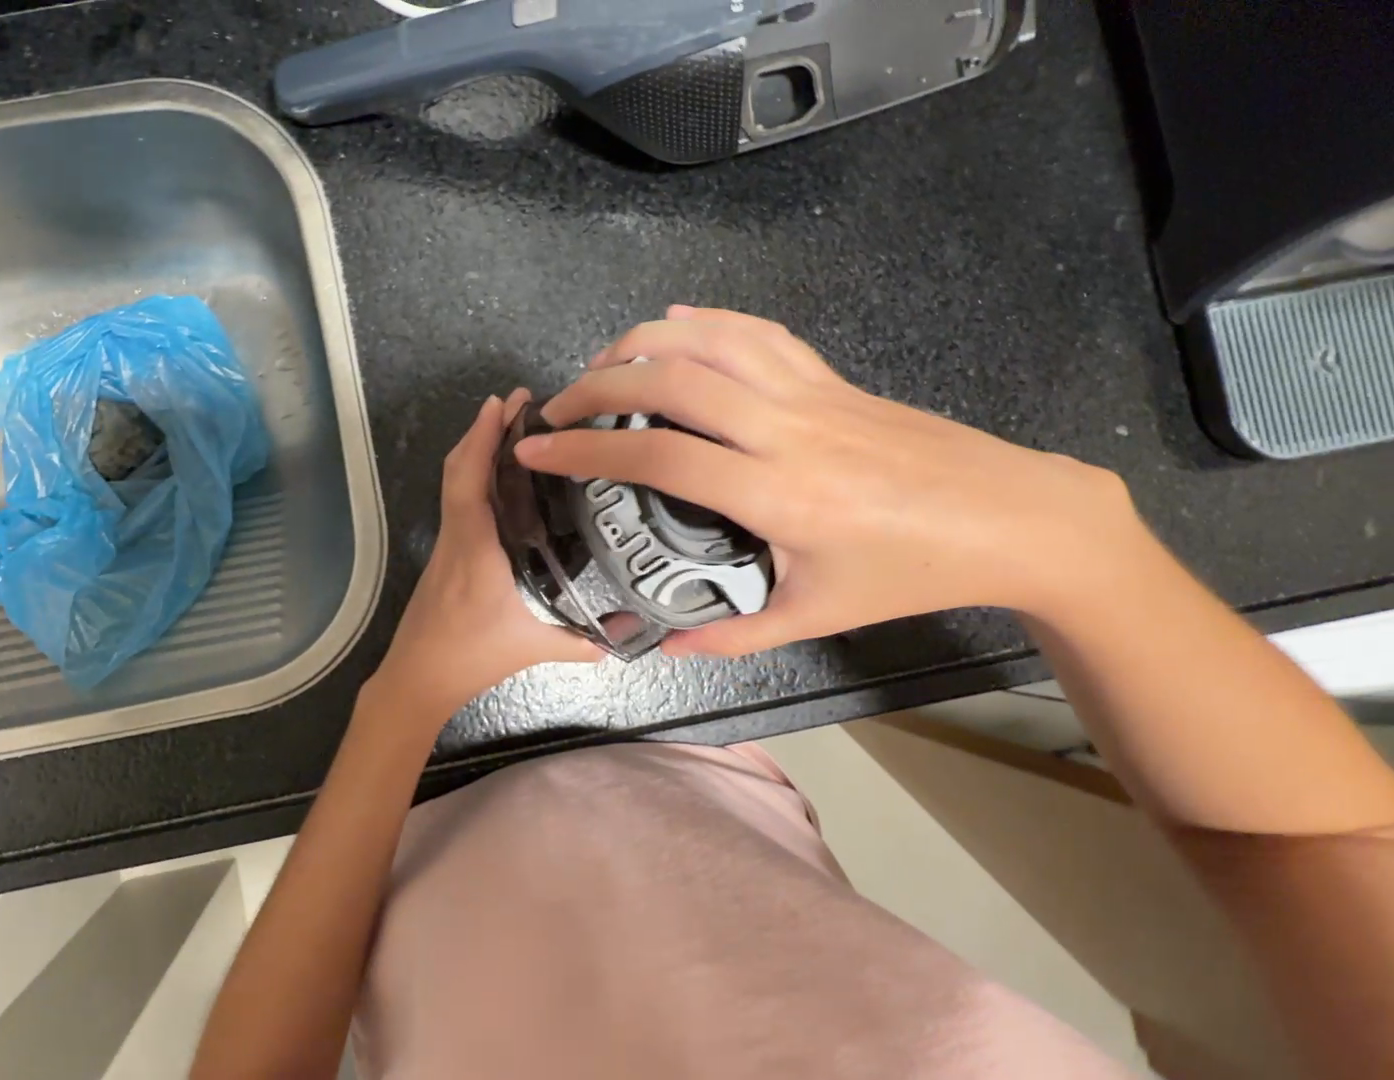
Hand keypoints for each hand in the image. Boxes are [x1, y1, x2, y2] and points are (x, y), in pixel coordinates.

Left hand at [370, 389, 604, 722]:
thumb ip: (580, 640)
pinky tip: (501, 477)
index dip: (482, 437)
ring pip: (454, 483)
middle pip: (458, 469)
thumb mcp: (530, 648)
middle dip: (483, 429)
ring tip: (512, 426)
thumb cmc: (468, 658)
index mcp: (474, 548)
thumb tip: (631, 632)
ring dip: (476, 449)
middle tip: (521, 402)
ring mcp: (447, 544)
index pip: (470, 479)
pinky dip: (474, 475)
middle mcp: (456, 536)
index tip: (503, 402)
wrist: (416, 678)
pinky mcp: (446, 555)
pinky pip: (457, 501)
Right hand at [515, 306, 1159, 656]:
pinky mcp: (830, 376)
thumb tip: (662, 645)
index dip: (585, 451)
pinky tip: (674, 322)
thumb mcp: (815, 615)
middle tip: (557, 406)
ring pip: (712, 339)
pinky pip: (759, 331)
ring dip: (644, 341)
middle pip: (673, 381)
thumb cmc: (909, 572)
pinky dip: (707, 320)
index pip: (658, 458)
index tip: (538, 452)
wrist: (1011, 518)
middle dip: (597, 384)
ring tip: (601, 363)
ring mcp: (810, 392)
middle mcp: (785, 429)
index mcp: (776, 493)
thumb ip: (732, 633)